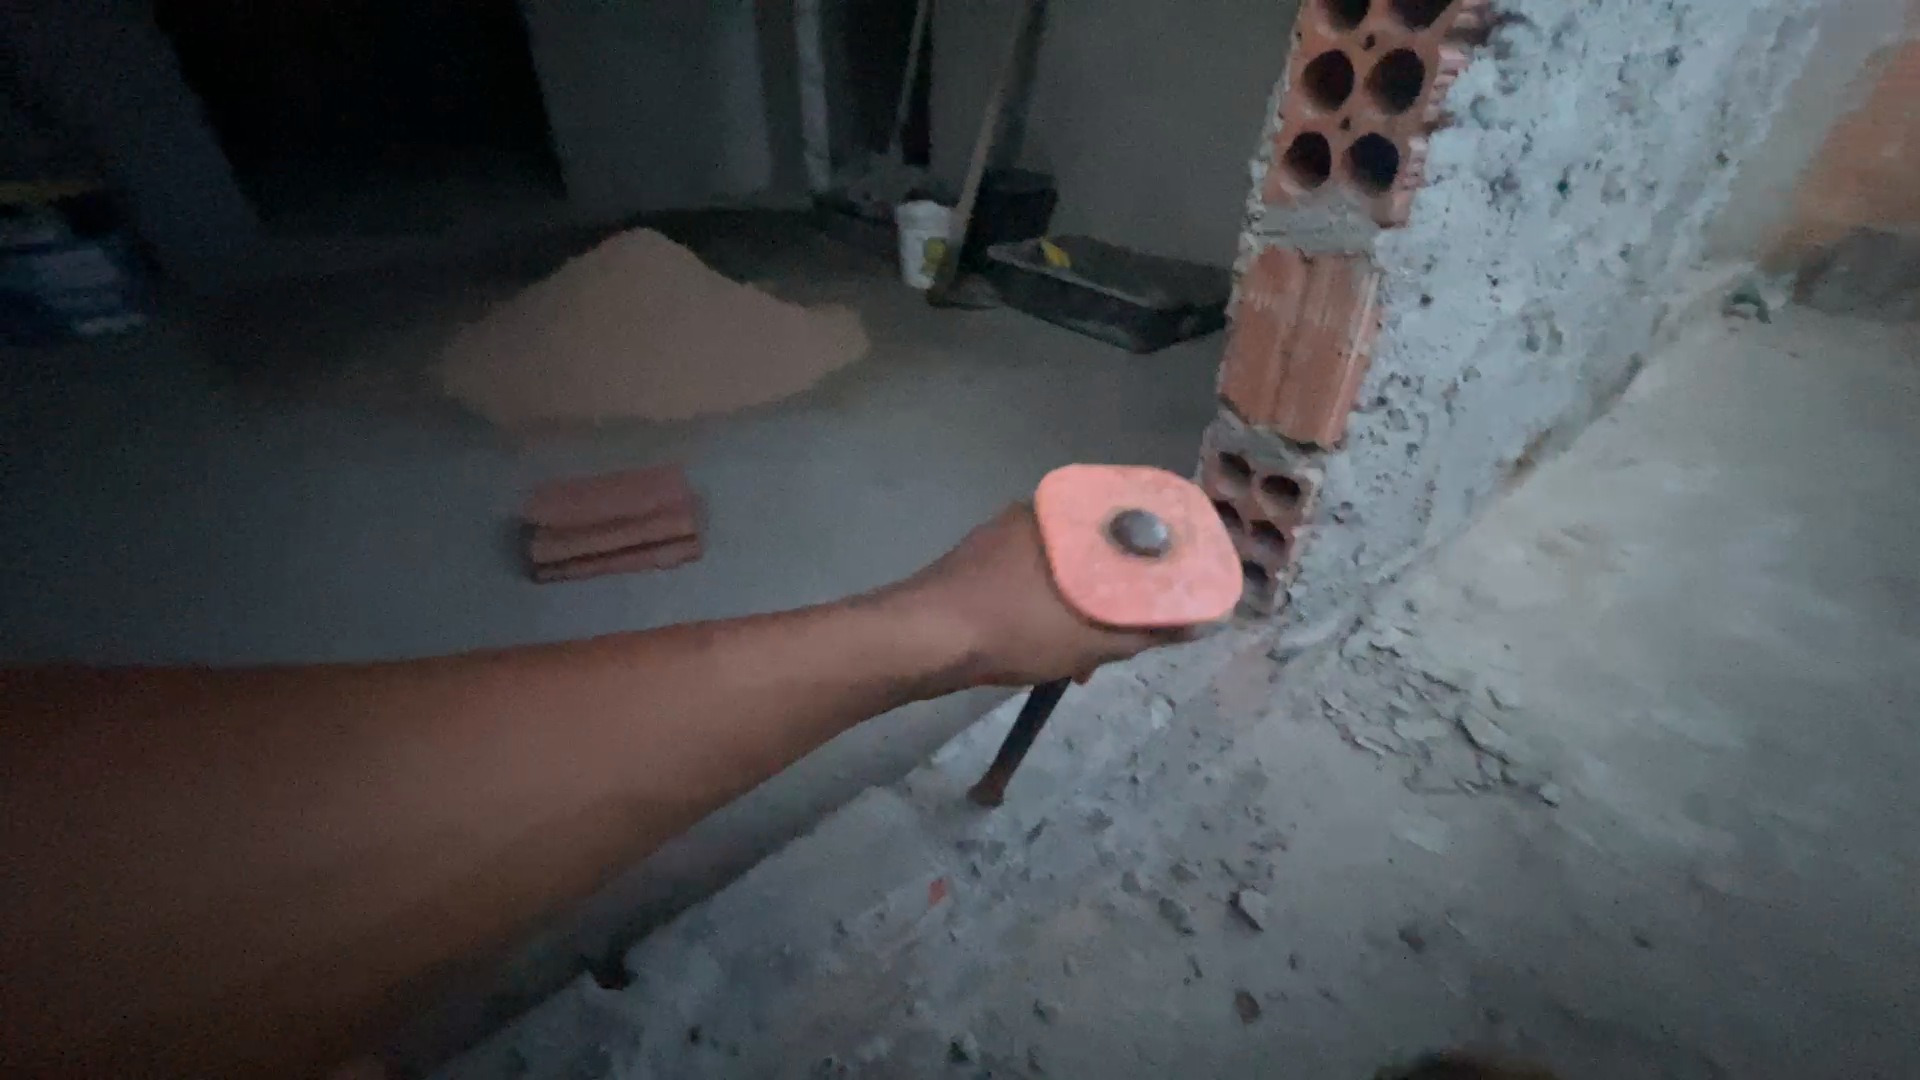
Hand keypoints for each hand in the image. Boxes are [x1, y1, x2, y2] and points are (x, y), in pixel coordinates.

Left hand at [898, 504, 1199, 687]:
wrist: (920, 639)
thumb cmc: (1014, 627)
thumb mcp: (1092, 637)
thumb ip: (1148, 629)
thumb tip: (1200, 621)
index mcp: (1064, 512)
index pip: (1132, 519)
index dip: (1158, 557)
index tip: (1167, 594)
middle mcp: (1034, 514)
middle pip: (1098, 550)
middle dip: (1115, 598)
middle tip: (1122, 639)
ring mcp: (999, 537)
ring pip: (1063, 570)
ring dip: (1080, 611)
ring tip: (1081, 660)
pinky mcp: (975, 563)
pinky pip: (1030, 581)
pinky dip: (1046, 610)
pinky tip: (1042, 649)